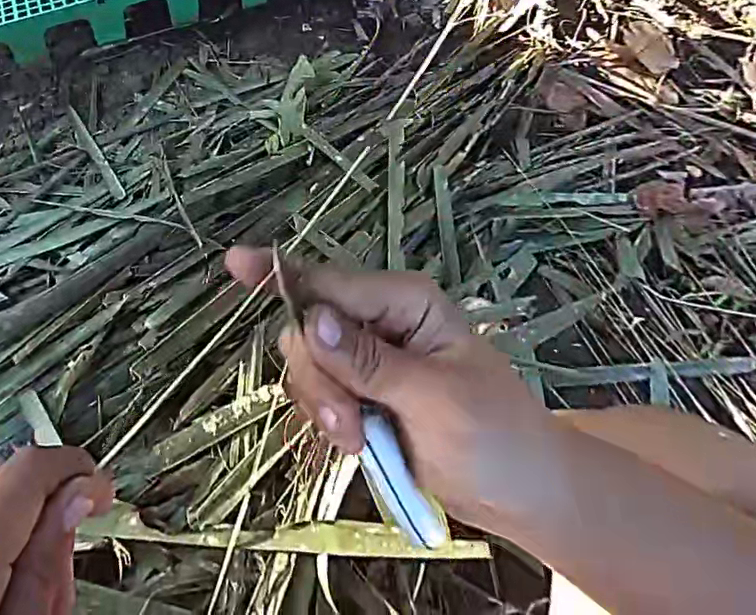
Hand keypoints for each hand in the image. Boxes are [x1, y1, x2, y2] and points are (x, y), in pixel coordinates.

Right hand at [226, 246, 559, 538]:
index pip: (331, 281)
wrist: (520, 493)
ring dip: (325, 405)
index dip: (280, 273)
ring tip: (362, 440)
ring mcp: (366, 355)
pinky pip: (317, 393)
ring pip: (307, 363)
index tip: (234, 263)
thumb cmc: (495, 436)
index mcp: (403, 301)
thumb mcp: (435, 398)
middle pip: (308, 326)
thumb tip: (310, 321)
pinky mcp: (359, 389)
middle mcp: (378, 318)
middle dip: (318, 376)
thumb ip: (369, 361)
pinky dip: (329, 420)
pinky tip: (361, 443)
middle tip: (348, 423)